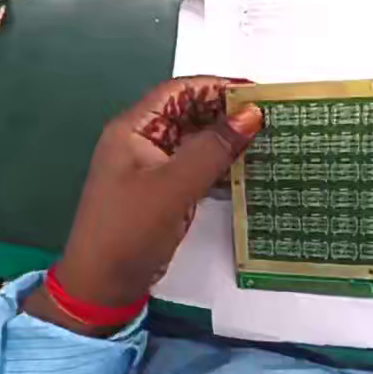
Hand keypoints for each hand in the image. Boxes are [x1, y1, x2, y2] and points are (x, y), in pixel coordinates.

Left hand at [24, 77, 262, 335]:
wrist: (102, 286)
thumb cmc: (129, 231)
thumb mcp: (173, 186)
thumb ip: (212, 148)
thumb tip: (251, 113)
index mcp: (132, 130)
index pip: (177, 92)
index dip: (216, 87)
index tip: (258, 94)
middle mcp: (141, 142)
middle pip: (187, 114)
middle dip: (225, 114)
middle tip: (270, 119)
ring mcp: (152, 168)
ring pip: (194, 142)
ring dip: (225, 141)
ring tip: (267, 141)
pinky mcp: (163, 192)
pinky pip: (195, 168)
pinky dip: (219, 166)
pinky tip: (247, 170)